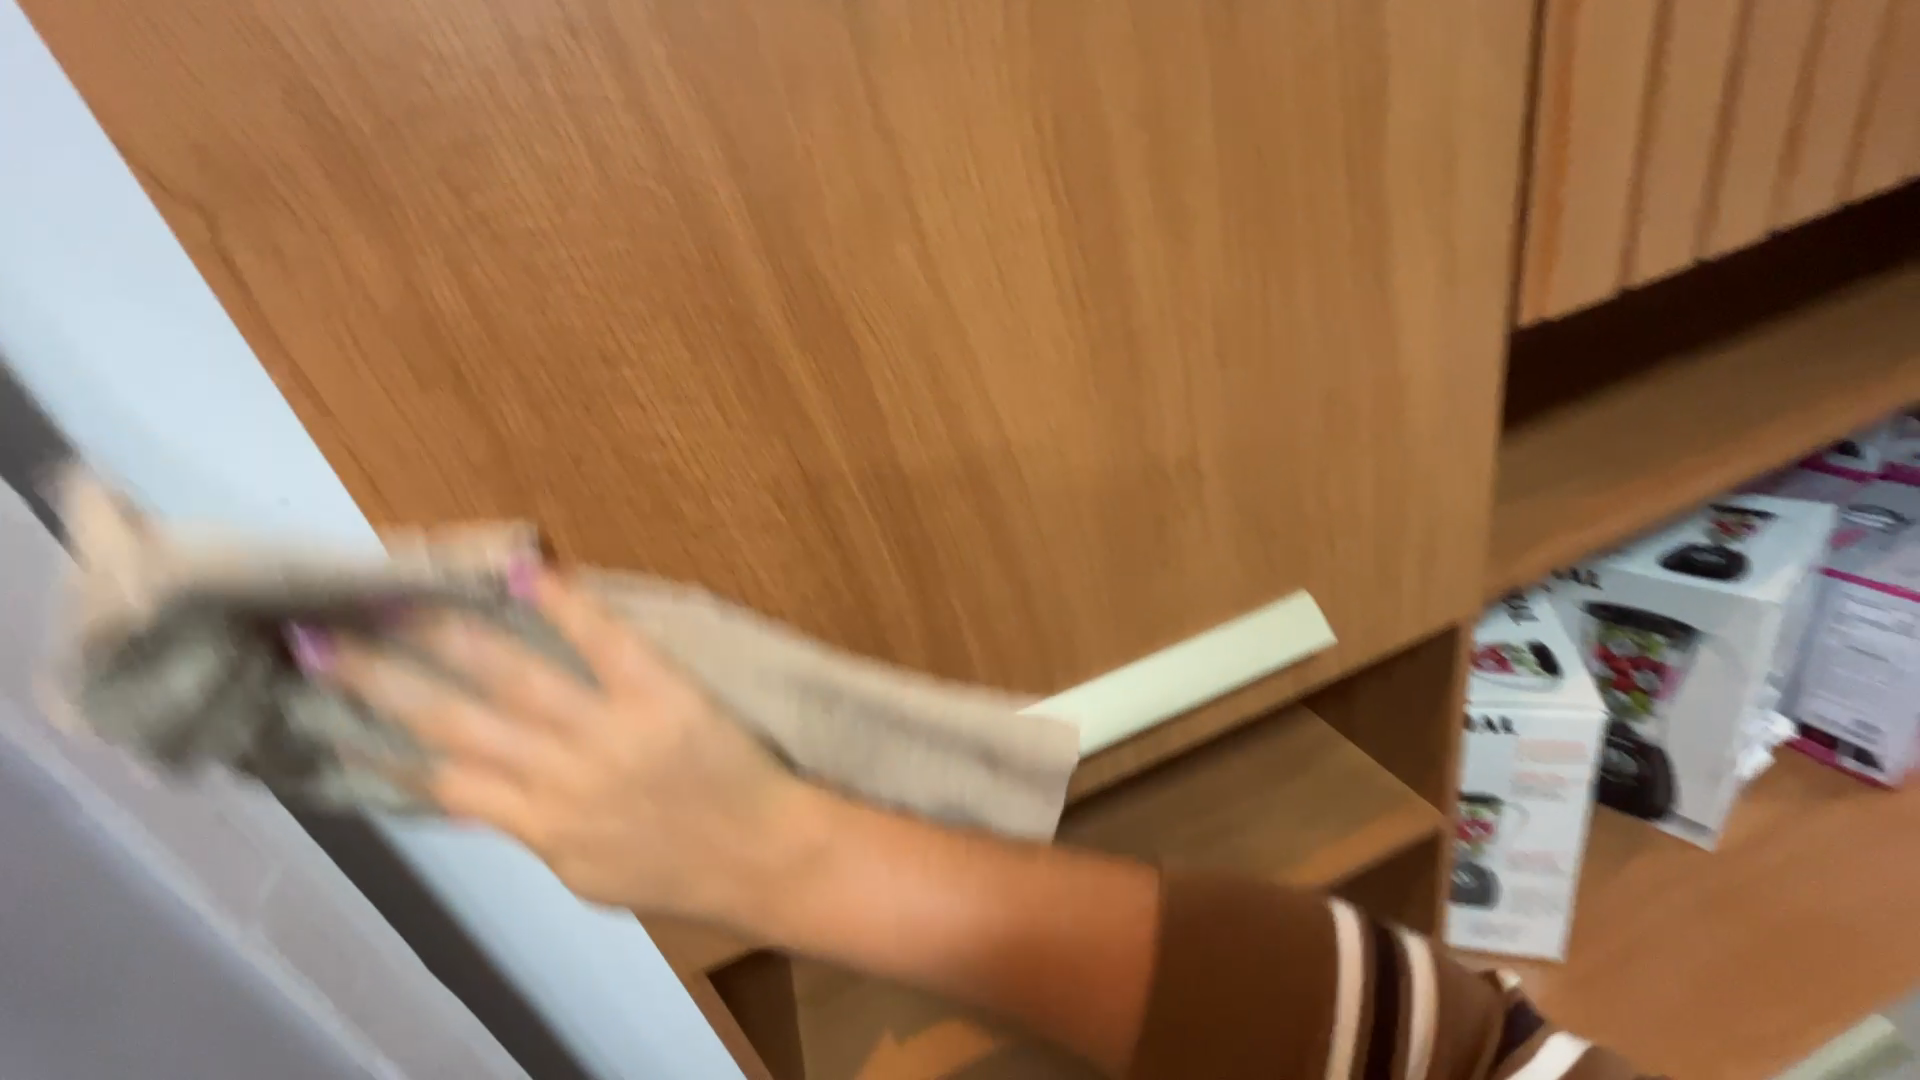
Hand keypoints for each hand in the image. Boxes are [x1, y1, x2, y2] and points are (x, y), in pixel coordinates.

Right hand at [317, 569, 828, 926]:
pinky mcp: (661, 699)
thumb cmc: (681, 868)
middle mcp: (559, 779)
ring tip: (390, 599)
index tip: (322, 712)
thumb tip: (476, 793)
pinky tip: (525, 570)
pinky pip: (606, 646)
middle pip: (452, 722)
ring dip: (445, 637)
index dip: (375, 746)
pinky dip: (568, 607)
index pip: (439, 783)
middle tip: (316, 638)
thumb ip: (531, 830)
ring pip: (511, 681)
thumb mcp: (587, 874)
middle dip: (380, 680)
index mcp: (538, 829)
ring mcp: (608, 736)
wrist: (763, 857)